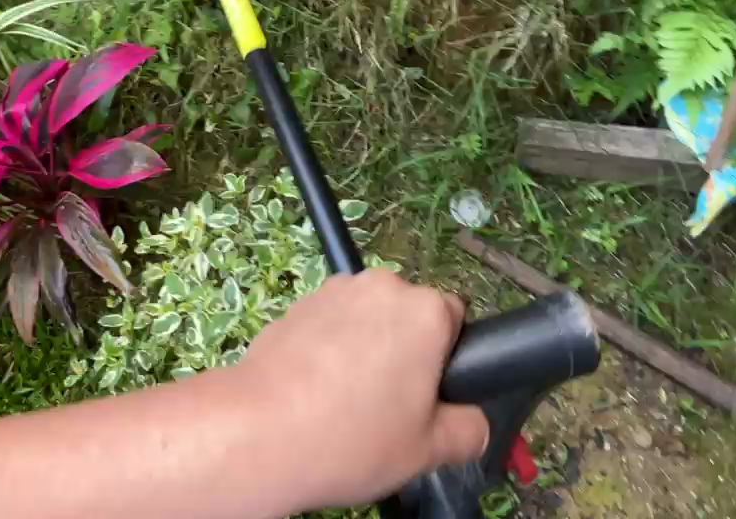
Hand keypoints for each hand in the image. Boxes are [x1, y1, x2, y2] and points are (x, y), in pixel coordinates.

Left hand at [227, 269, 489, 509]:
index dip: (447, 357)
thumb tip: (472, 422)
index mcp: (424, 311)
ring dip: (369, 343)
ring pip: (370, 315)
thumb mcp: (428, 450)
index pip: (455, 316)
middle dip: (407, 348)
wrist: (264, 426)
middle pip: (410, 312)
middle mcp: (383, 285)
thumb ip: (467, 430)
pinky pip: (334, 318)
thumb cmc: (354, 436)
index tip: (430, 392)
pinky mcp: (303, 299)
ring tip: (350, 398)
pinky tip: (319, 384)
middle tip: (393, 403)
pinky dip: (333, 342)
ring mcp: (338, 288)